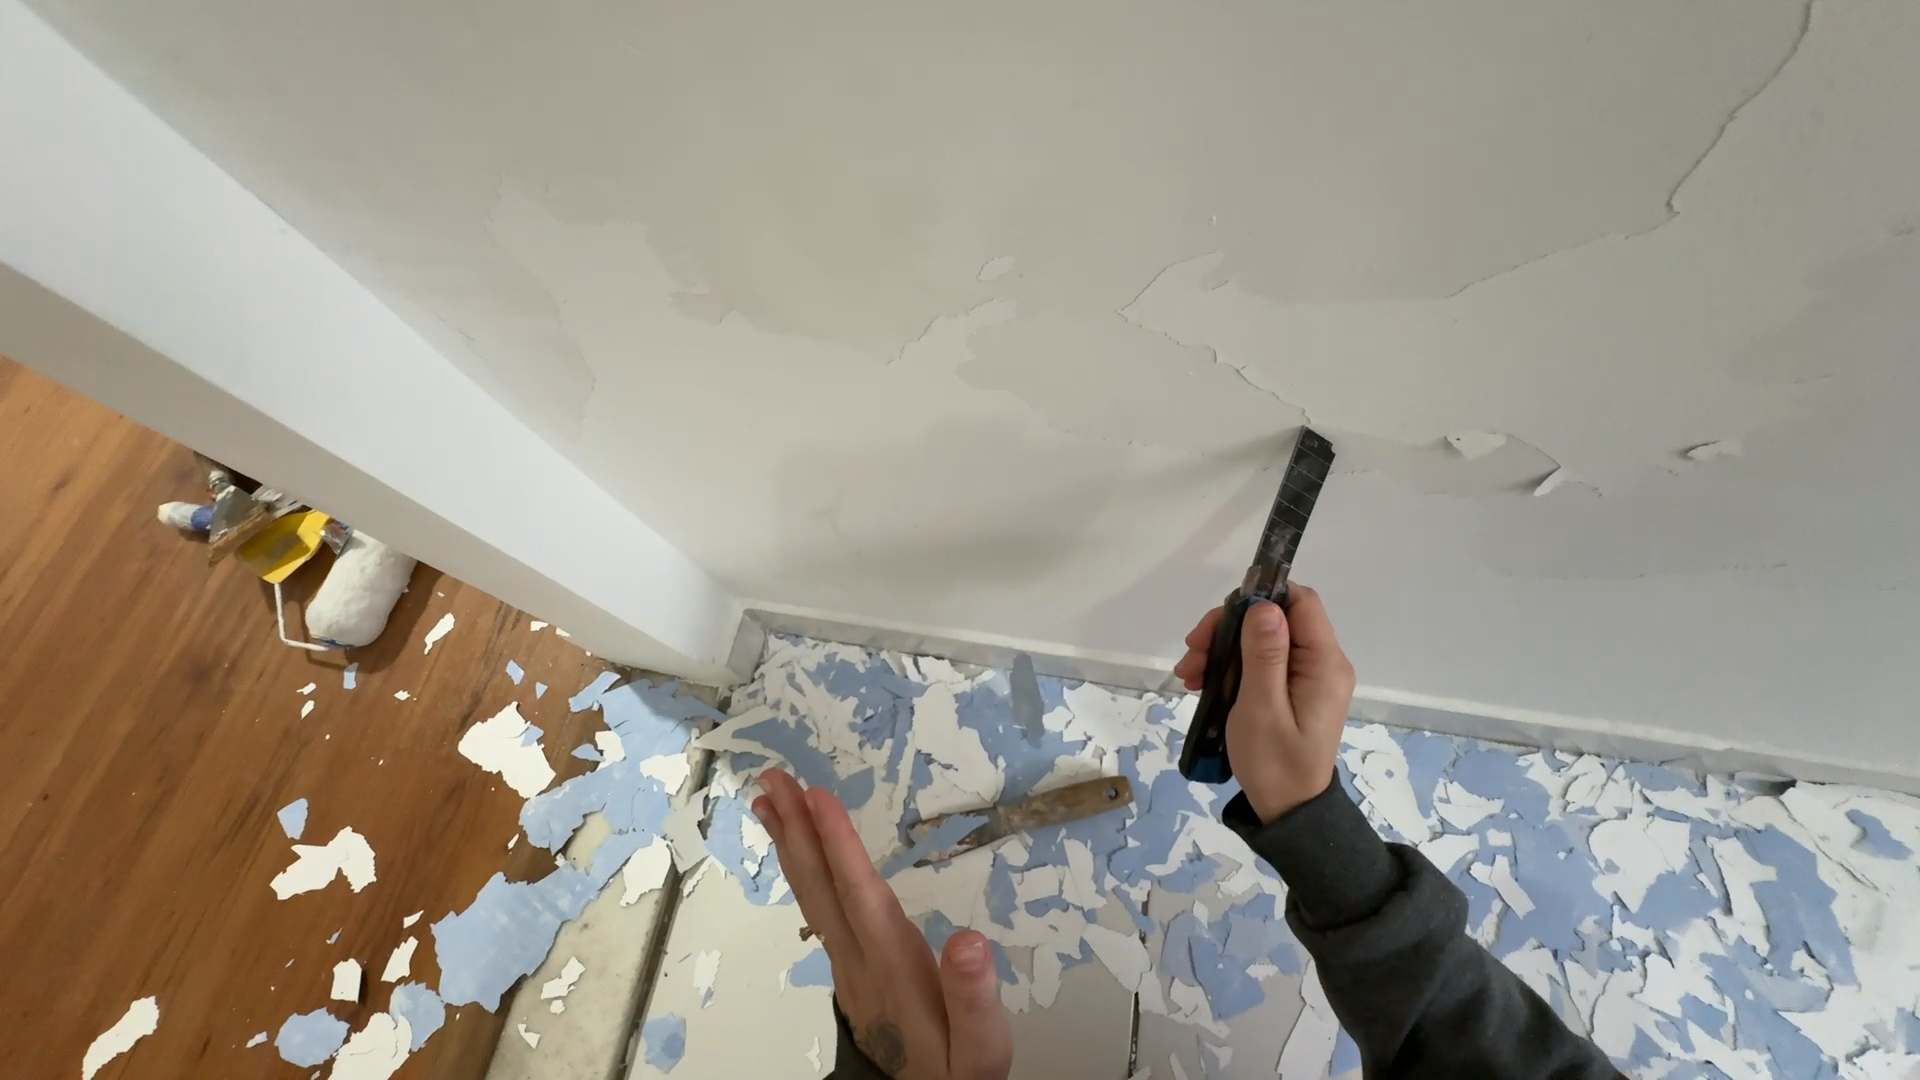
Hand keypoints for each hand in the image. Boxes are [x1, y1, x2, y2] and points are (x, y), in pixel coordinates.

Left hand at [752, 769, 1012, 1079]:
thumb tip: (970, 941)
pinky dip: (800, 865)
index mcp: (892, 965)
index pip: (860, 895)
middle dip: (798, 829)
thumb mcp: (979, 1048)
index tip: (817, 796)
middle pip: (821, 886)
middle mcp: (858, 955)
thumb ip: (974, 998)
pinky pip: (816, 902)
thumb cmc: (956, 1069)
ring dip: (790, 842)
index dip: (839, 845)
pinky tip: (794, 845)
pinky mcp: (847, 958)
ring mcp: (846, 957)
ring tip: (768, 797)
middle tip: (773, 778)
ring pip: (811, 892)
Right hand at [1172, 584, 1355, 823]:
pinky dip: (1229, 667)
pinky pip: (1259, 663)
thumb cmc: (1274, 762)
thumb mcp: (1261, 706)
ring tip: (1190, 675)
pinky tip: (1201, 683)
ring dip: (1221, 649)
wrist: (1288, 812)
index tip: (1220, 619)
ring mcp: (1306, 677)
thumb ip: (1264, 654)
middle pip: (1273, 618)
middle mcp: (1321, 663)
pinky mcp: (1291, 690)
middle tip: (1193, 652)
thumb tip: (1264, 606)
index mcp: (1323, 663)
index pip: (1299, 601)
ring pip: (1260, 639)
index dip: (1259, 598)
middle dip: (1228, 628)